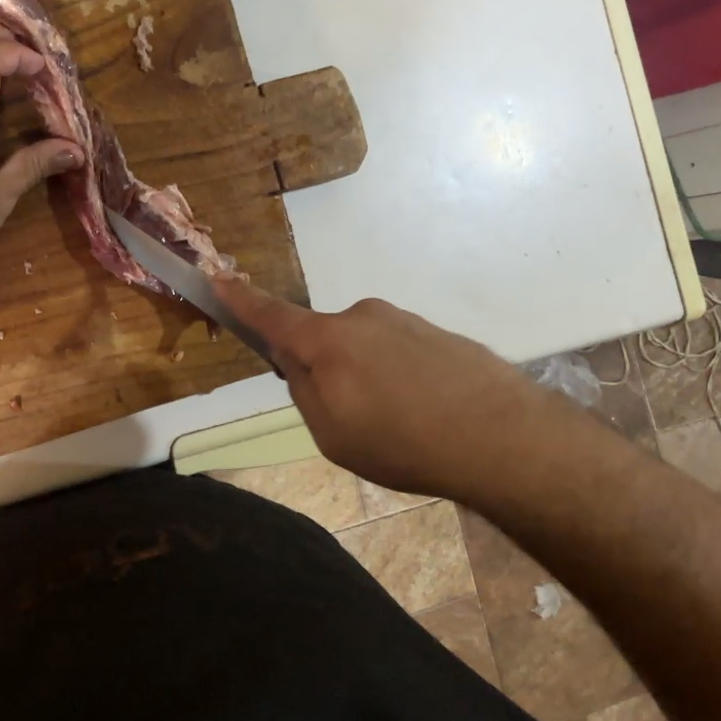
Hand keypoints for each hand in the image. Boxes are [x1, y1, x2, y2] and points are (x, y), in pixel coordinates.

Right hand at [214, 278, 559, 498]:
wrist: (505, 439)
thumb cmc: (403, 443)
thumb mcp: (332, 434)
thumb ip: (304, 392)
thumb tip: (298, 363)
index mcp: (327, 341)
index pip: (272, 316)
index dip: (240, 300)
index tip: (216, 277)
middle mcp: (362, 317)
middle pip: (323, 339)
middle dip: (324, 369)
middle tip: (352, 418)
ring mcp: (405, 321)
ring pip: (365, 349)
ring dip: (369, 378)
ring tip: (401, 425)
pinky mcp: (440, 335)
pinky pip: (402, 355)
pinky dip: (402, 380)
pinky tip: (428, 416)